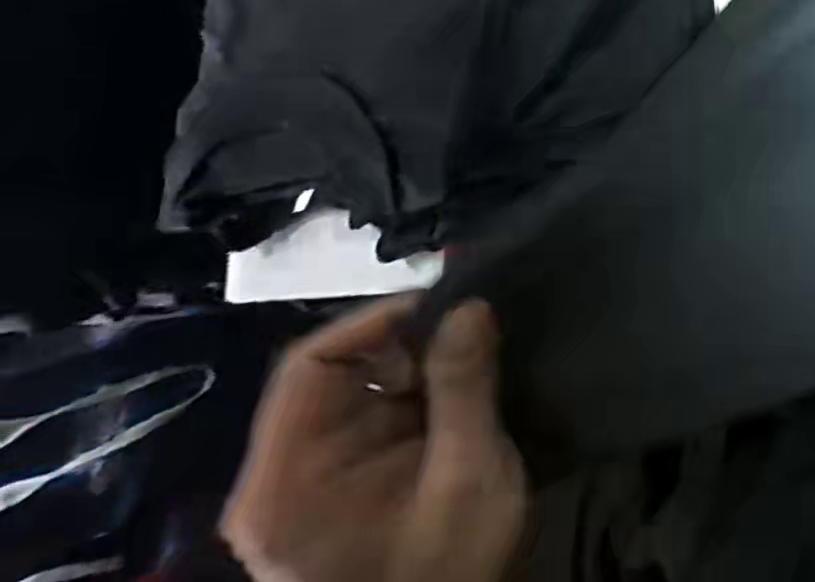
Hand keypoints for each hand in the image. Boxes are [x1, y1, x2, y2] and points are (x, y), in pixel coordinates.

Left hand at [222, 297, 527, 581]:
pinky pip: (382, 410)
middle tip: (481, 327)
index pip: (311, 365)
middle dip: (412, 342)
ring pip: (366, 386)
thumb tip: (470, 303)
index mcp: (289, 477)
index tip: (451, 300)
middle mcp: (288, 469)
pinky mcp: (350, 479)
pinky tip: (470, 387)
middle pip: (338, 372)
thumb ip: (464, 387)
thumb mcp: (466, 473)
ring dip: (425, 364)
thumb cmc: (443, 565)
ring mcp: (318, 475)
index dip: (377, 320)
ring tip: (484, 352)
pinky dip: (427, 389)